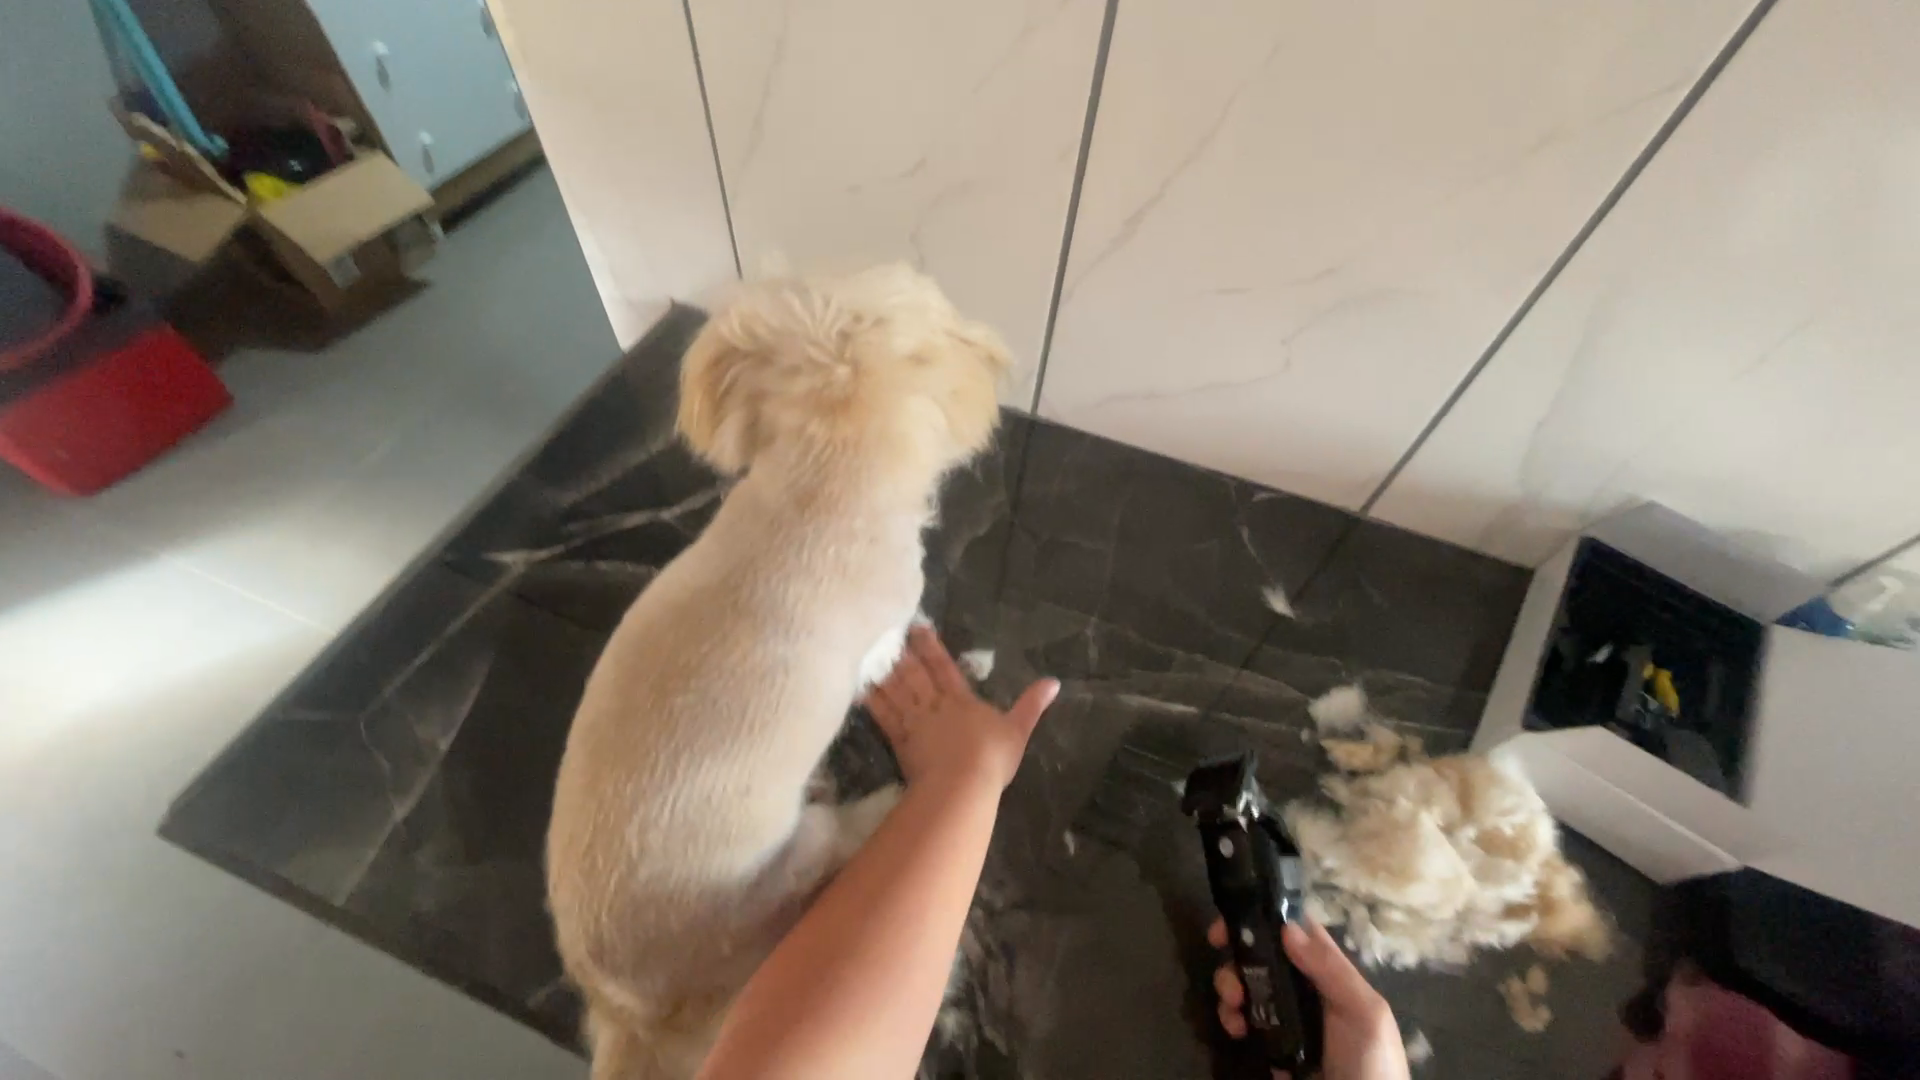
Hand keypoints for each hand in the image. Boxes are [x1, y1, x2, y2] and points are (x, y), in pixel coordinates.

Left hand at [863, 625, 1058, 790]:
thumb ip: (1032, 704)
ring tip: (869, 655)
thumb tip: (1054, 682)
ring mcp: (914, 721)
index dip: (930, 646)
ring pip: (896, 689)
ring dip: (883, 672)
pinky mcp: (900, 740)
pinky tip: (859, 689)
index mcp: (961, 699)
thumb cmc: (992, 758)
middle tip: (885, 633)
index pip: (943, 666)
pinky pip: (883, 716)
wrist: (962, 786)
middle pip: (914, 673)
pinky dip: (872, 701)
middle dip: (901, 653)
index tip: (917, 627)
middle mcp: (934, 704)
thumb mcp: (1018, 729)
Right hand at [1209, 918, 1409, 1079]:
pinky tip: (1236, 1031)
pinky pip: (1242, 1021)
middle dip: (1237, 955)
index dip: (1265, 917)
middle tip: (1226, 965)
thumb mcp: (1366, 1017)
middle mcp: (1306, 992)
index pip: (1297, 932)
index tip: (1233, 919)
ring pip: (1247, 985)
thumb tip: (1287, 927)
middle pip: (1262, 955)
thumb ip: (1332, 970)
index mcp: (1331, 977)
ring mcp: (1286, 1021)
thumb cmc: (1373, 1070)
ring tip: (1232, 1008)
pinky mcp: (1270, 1048)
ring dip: (1230, 987)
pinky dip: (1231, 1018)